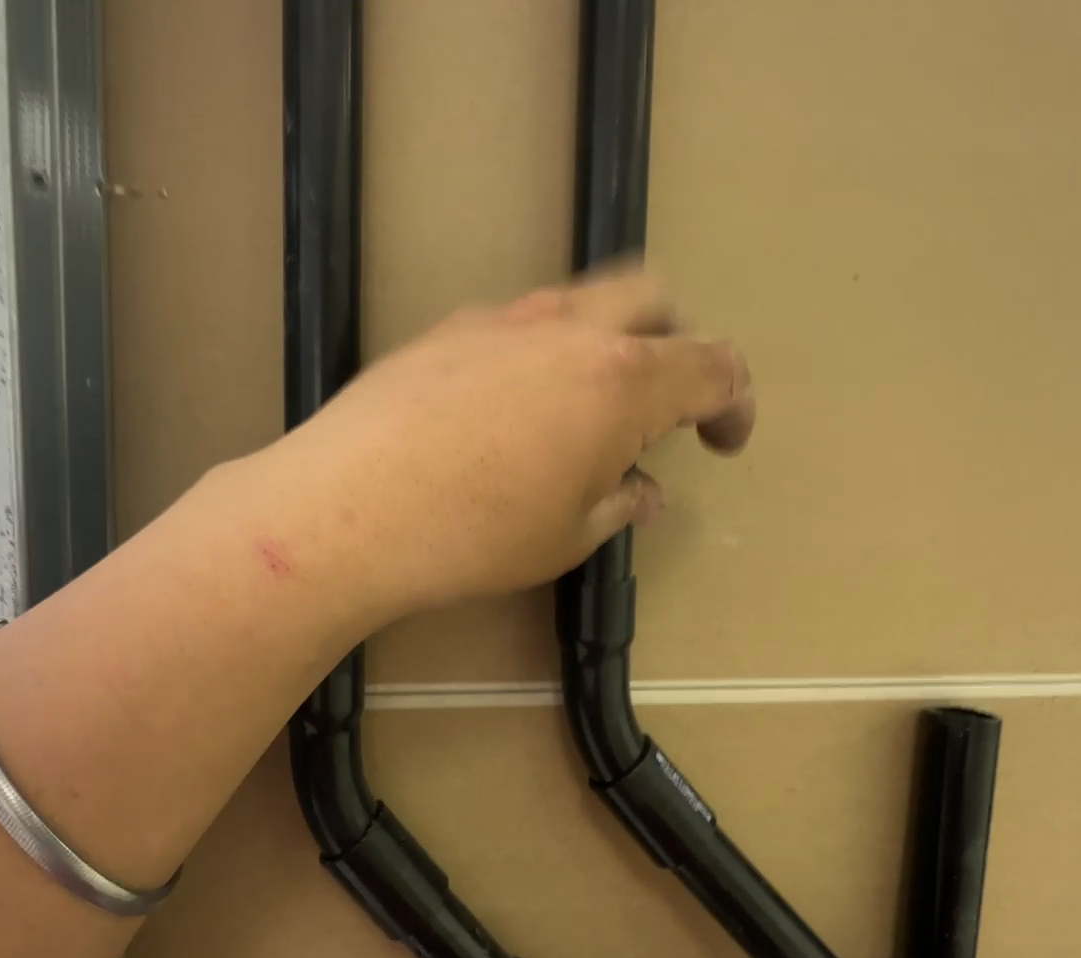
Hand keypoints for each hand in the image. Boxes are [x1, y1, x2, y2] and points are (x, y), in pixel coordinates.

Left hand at [273, 263, 755, 612]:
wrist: (345, 509)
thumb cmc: (474, 536)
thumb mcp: (566, 536)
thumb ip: (618, 503)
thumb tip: (642, 492)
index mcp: (621, 380)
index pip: (712, 365)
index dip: (734, 402)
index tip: (723, 440)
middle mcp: (569, 330)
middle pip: (652, 298)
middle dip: (674, 343)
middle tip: (660, 405)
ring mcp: (502, 320)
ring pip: (580, 304)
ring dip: (603, 343)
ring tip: (579, 414)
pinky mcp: (446, 329)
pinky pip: (518, 326)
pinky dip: (540, 355)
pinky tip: (505, 413)